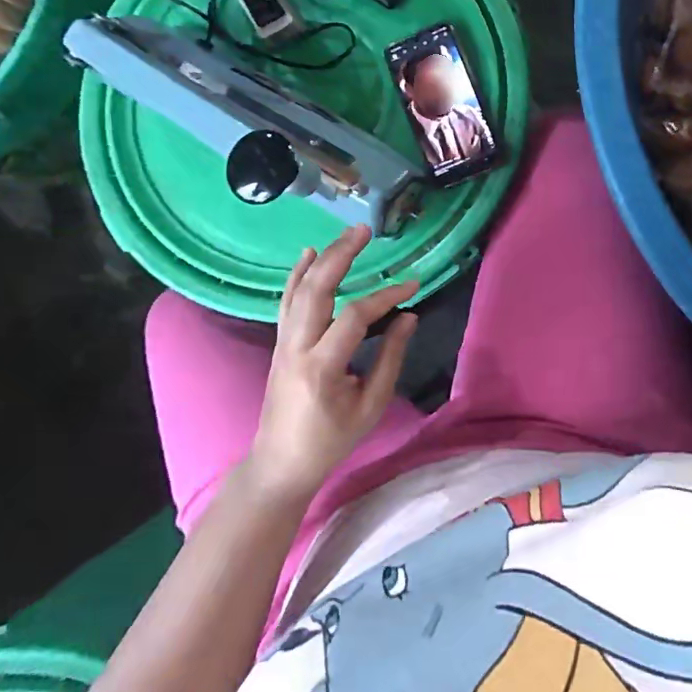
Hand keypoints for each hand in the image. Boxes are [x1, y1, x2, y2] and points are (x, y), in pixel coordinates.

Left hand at [244, 225, 418, 502]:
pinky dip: (297, 274)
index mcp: (322, 367)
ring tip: (346, 236)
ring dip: (322, 258)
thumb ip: (390, 359)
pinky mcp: (279, 341)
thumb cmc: (330, 440)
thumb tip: (408, 316)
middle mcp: (297, 346)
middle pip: (317, 289)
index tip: (412, 284)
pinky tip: (309, 253)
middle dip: (341, 255)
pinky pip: (287, 300)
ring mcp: (283, 341)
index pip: (355, 317)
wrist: (281, 460)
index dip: (385, 296)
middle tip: (365, 231)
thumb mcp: (369, 406)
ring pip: (299, 289)